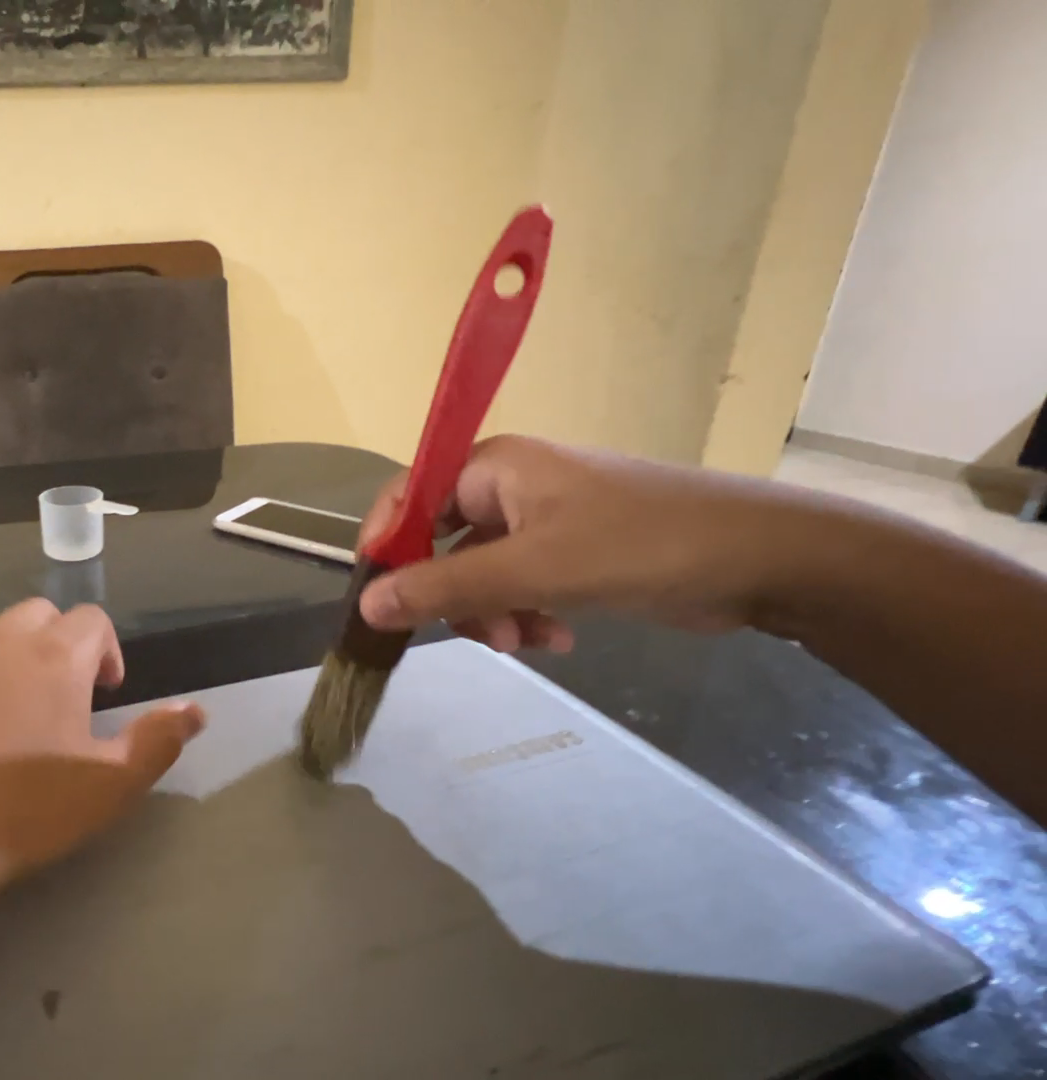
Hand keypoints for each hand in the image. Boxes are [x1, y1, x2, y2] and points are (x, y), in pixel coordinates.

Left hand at [0, 599, 205, 888]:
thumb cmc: (19, 813)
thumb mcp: (107, 788)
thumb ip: (157, 741)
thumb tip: (195, 709)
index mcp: (53, 656)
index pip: (92, 621)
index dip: (105, 651)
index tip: (102, 691)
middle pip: (37, 616)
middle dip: (53, 645)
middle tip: (50, 699)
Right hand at [356, 436, 820, 647]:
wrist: (767, 558)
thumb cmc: (641, 545)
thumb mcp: (533, 570)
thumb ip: (444, 588)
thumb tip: (367, 606)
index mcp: (490, 467)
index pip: (405, 498)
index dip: (386, 548)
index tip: (380, 602)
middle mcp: (507, 485)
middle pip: (440, 543)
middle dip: (454, 596)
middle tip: (483, 635)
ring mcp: (541, 517)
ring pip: (479, 572)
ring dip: (493, 612)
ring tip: (529, 640)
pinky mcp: (570, 548)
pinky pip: (518, 583)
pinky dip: (526, 613)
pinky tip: (558, 637)